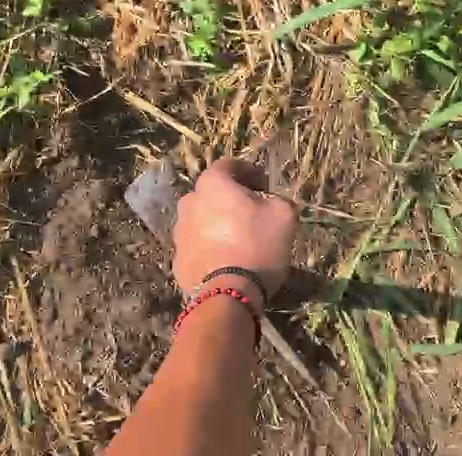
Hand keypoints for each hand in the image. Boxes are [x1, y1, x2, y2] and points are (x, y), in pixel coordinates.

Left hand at [172, 158, 298, 299]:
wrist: (227, 296)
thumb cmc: (256, 245)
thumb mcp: (283, 216)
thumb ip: (279, 201)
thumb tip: (274, 203)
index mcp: (212, 184)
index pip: (230, 166)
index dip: (250, 172)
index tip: (264, 185)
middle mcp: (190, 202)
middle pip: (214, 194)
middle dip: (232, 199)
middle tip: (253, 213)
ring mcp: (180, 233)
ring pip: (203, 220)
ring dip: (218, 224)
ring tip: (239, 240)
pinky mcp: (178, 260)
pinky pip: (198, 246)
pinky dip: (211, 248)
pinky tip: (227, 261)